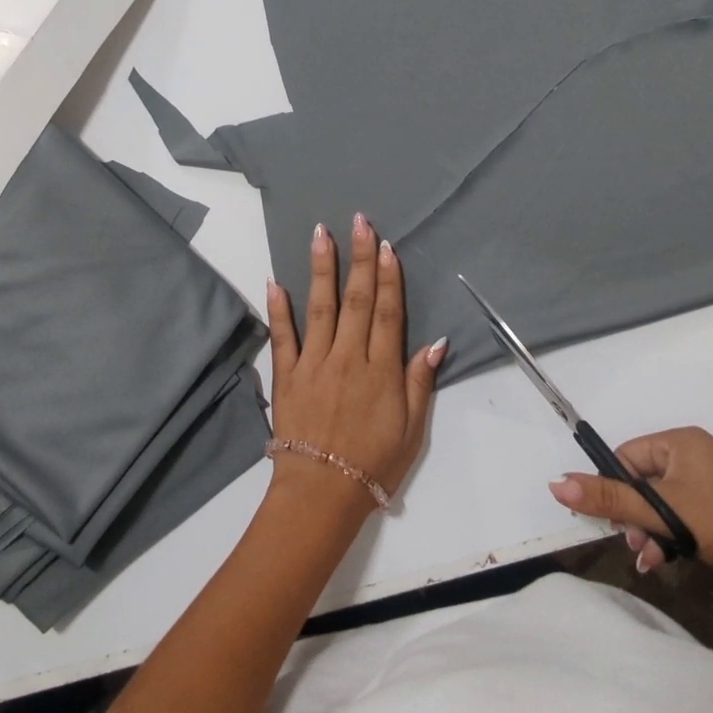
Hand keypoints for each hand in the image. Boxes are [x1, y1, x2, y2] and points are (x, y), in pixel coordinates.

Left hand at [265, 213, 446, 515]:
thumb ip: (420, 382)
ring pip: (320, 308)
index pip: (388, 313)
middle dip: (360, 258)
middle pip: (358, 300)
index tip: (386, 245)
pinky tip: (276, 281)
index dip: (389, 277)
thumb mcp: (411, 429)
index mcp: (381, 370)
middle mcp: (348, 358)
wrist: (321, 491)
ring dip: (322, 269)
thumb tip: (436, 342)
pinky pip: (282, 337)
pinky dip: (278, 309)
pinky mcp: (286, 376)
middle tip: (359, 221)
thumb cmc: (373, 465)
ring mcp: (314, 364)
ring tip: (321, 233)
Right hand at [548, 427, 712, 578]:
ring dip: (650, 531)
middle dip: (634, 518)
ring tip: (652, 559)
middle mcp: (696, 452)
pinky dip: (671, 534)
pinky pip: (681, 513)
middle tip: (637, 547)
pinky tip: (666, 560)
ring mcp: (712, 479)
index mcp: (681, 441)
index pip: (626, 457)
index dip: (616, 491)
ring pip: (661, 502)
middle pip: (642, 481)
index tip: (617, 524)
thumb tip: (556, 485)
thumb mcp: (660, 512)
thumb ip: (608, 499)